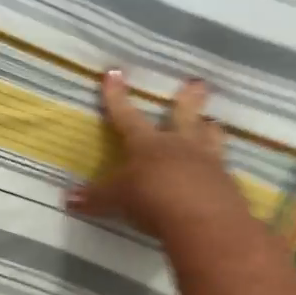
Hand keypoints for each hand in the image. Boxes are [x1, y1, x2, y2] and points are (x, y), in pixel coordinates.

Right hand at [67, 71, 246, 238]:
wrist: (205, 222)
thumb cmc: (151, 200)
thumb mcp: (114, 200)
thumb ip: (95, 198)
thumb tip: (68, 199)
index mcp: (146, 144)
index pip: (126, 115)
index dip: (117, 95)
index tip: (115, 72)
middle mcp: (179, 146)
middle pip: (185, 116)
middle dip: (188, 98)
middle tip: (197, 82)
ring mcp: (208, 163)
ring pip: (211, 137)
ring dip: (210, 129)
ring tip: (212, 124)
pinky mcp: (227, 184)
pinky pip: (223, 167)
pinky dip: (218, 164)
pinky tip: (218, 169)